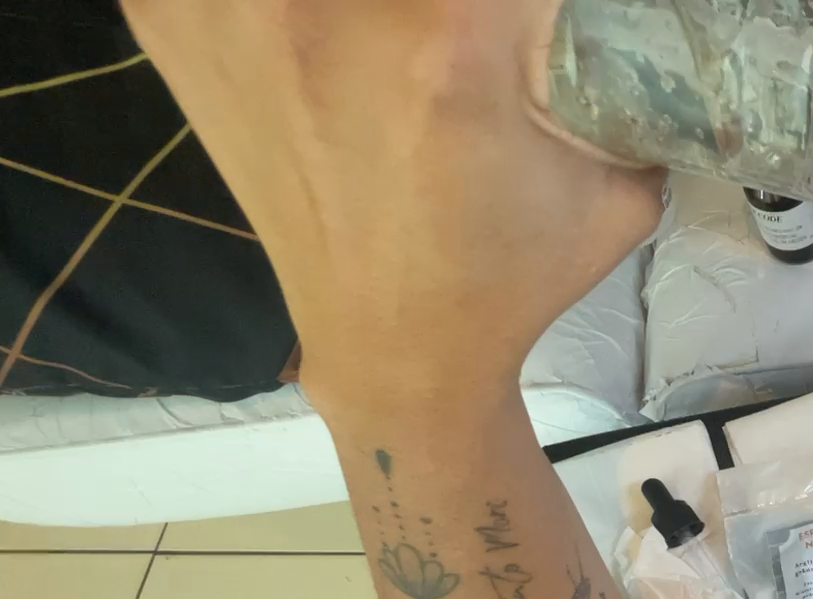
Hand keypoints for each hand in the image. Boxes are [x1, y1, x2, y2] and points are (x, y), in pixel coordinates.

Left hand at [121, 0, 663, 408]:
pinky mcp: (173, 19)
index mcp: (452, 55)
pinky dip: (313, 10)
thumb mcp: (621, 203)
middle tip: (476, 44)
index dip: (530, 6)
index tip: (535, 30)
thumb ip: (630, 105)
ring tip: (406, 53)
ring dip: (389, 14)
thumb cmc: (516, 280)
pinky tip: (333, 47)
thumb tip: (628, 46)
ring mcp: (229, 3)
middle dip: (465, 11)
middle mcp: (329, 10)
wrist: (398, 342)